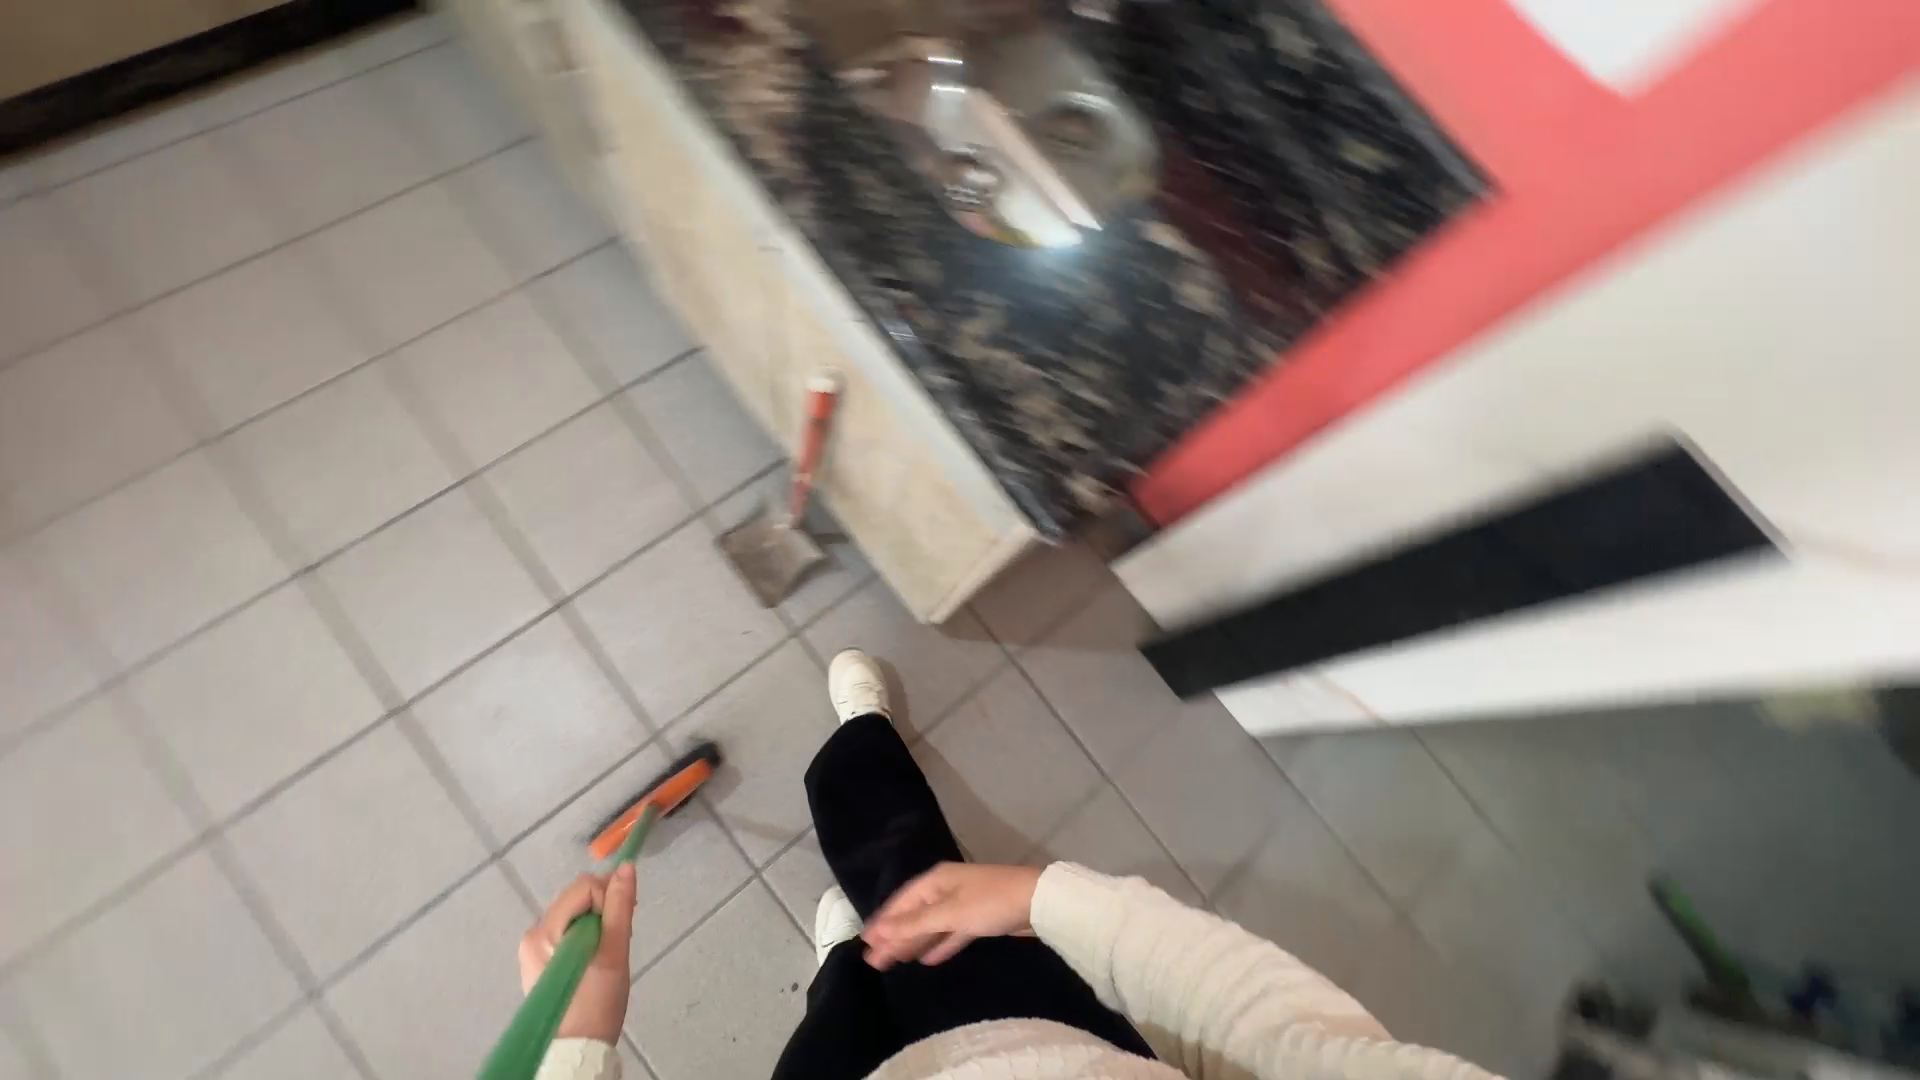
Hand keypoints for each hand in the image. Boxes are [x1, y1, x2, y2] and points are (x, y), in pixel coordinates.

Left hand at [518, 864, 636, 1042]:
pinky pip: (570, 929)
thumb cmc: (595, 1003)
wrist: (574, 1054)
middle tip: (620, 936)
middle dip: (605, 908)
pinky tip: (598, 957)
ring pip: (577, 912)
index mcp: (544, 931)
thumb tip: (626, 867)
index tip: (625, 921)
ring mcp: (535, 948)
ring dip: (599, 922)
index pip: (585, 886)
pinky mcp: (541, 960)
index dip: (610, 897)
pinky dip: (589, 934)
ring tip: (610, 951)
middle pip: (579, 897)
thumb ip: (619, 906)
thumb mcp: (613, 951)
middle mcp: (533, 934)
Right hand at [862, 862, 1042, 968]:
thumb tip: (880, 930)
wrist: (1036, 901)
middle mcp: (945, 889)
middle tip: (873, 961)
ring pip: (931, 926)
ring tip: (892, 962)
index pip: (902, 902)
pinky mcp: (977, 919)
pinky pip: (950, 933)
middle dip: (894, 936)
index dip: (883, 922)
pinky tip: (927, 960)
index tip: (865, 943)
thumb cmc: (989, 902)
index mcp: (936, 881)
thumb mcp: (950, 913)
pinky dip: (938, 945)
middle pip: (914, 915)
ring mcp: (962, 904)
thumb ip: (915, 924)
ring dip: (913, 943)